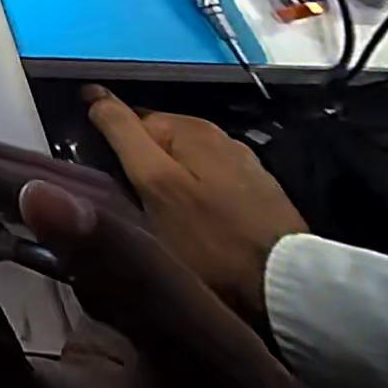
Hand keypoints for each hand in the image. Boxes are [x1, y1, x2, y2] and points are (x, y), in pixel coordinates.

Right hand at [0, 178, 302, 387]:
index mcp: (212, 363)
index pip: (149, 272)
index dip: (91, 233)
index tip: (25, 196)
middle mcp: (214, 309)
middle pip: (115, 214)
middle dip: (15, 181)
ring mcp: (185, 282)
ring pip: (103, 200)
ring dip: (18, 173)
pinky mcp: (153, 274)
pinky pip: (95, 213)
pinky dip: (36, 190)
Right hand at [82, 85, 307, 321]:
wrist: (294, 295)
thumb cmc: (210, 238)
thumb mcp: (154, 181)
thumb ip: (121, 132)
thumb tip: (92, 91)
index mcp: (189, 126)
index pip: (125, 117)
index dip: (106, 141)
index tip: (101, 172)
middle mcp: (218, 136)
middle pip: (152, 138)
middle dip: (135, 159)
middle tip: (126, 197)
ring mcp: (242, 165)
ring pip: (178, 160)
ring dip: (162, 176)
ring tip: (154, 210)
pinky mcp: (258, 194)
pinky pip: (203, 180)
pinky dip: (188, 191)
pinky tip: (188, 218)